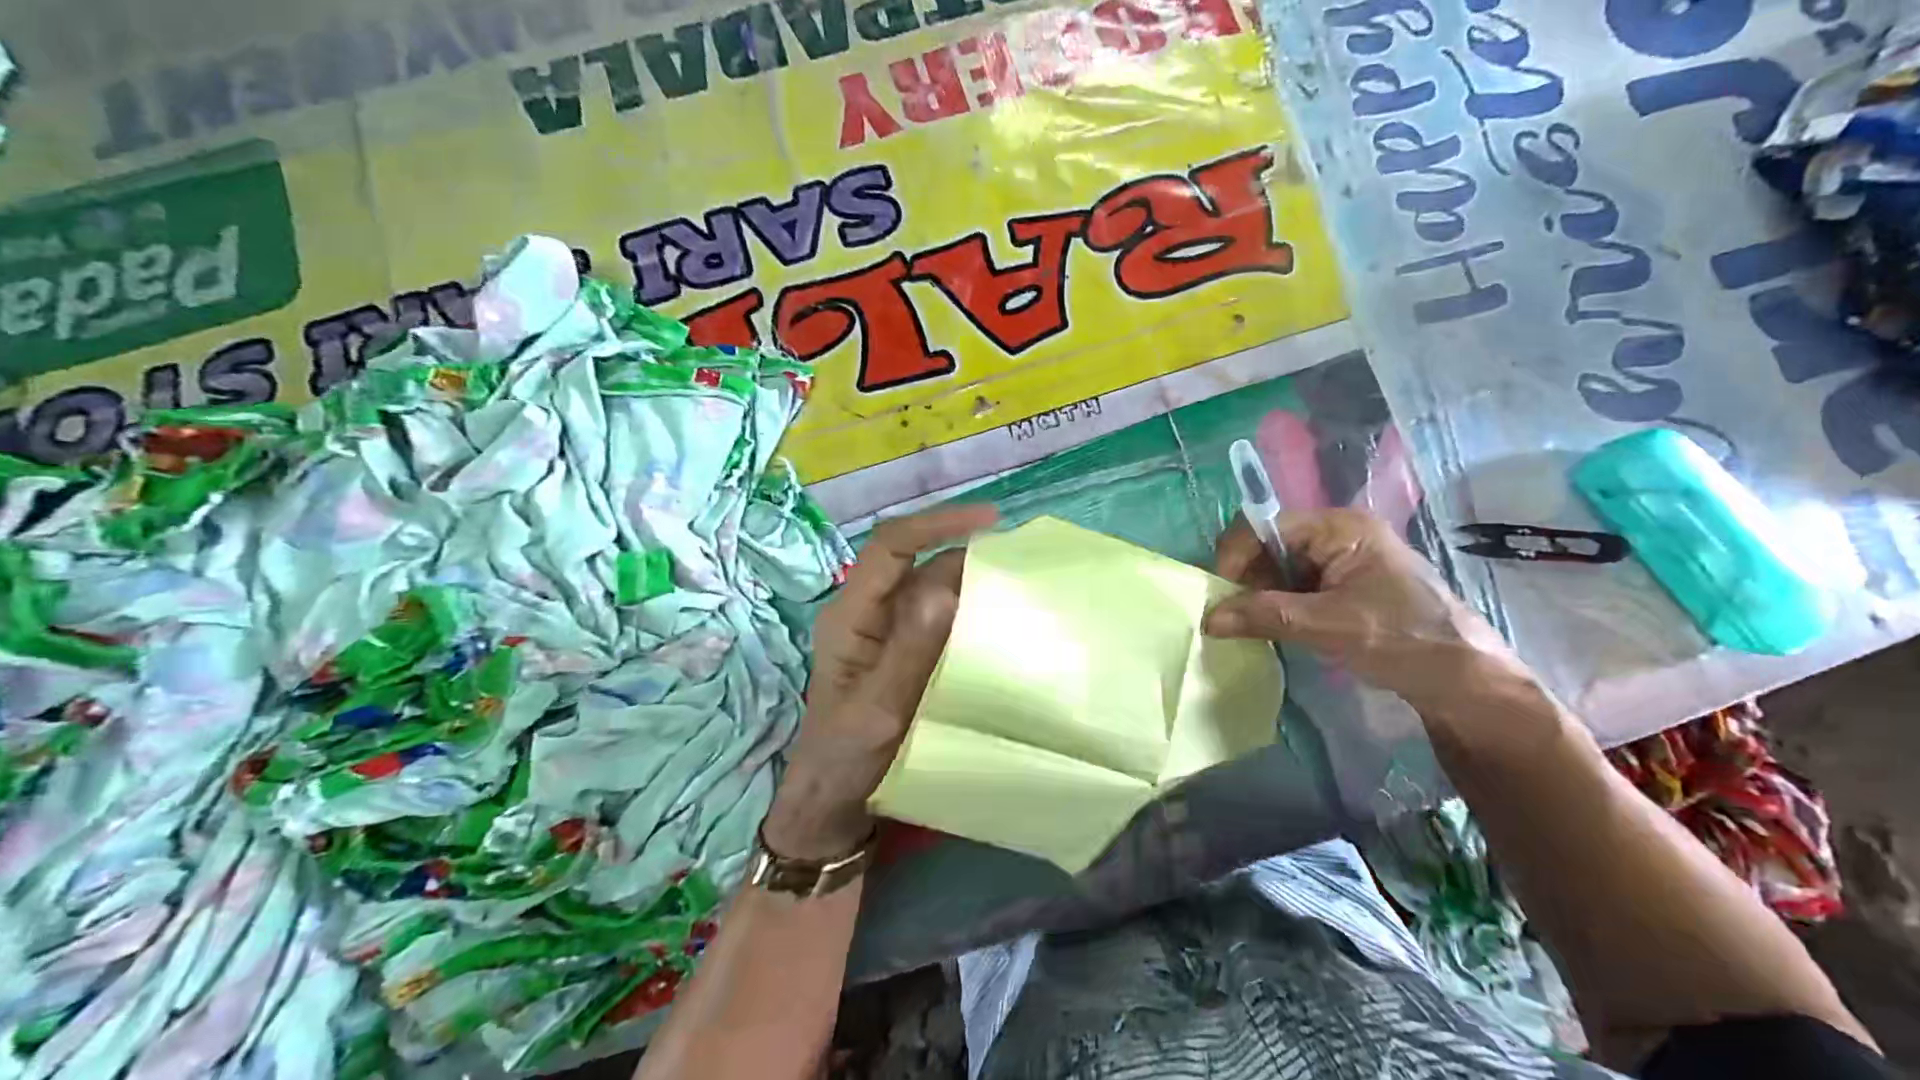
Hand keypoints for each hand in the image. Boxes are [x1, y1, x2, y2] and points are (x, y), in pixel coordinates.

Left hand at [763, 504, 998, 860]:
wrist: (832, 802)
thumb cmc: (845, 757)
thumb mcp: (878, 709)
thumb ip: (910, 652)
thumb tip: (947, 589)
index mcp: (851, 614)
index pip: (890, 546)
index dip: (937, 523)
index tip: (990, 521)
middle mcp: (870, 611)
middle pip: (919, 563)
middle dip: (967, 554)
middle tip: (1022, 564)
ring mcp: (888, 631)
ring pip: (934, 588)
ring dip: (973, 584)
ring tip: (1023, 588)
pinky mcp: (906, 651)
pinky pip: (941, 619)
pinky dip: (971, 614)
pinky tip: (1002, 624)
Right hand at [1203, 509, 1531, 718]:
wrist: (1466, 681)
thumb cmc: (1403, 640)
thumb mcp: (1328, 626)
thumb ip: (1264, 616)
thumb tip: (1207, 619)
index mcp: (1339, 527)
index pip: (1264, 524)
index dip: (1235, 556)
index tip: (1222, 596)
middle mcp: (1337, 534)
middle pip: (1268, 544)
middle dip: (1247, 579)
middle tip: (1239, 617)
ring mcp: (1341, 560)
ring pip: (1277, 568)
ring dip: (1260, 596)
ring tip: (1256, 627)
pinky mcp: (1343, 586)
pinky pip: (1293, 586)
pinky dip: (1277, 606)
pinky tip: (1276, 629)